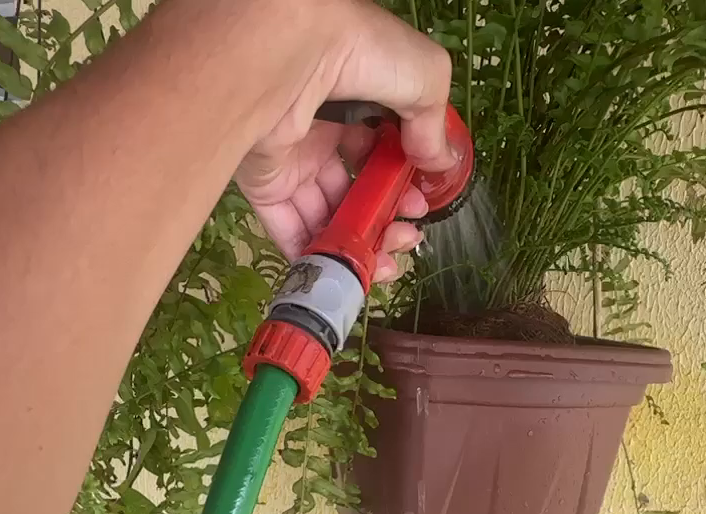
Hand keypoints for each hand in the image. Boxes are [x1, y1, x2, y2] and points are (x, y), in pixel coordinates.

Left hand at [235, 0, 456, 278]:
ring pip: (326, 215)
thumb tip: (440, 162)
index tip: (420, 204)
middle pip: (353, 191)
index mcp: (353, 100)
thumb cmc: (358, 52)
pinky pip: (288, 229)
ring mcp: (290, 159)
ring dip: (356, 244)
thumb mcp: (421, 76)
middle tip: (405, 237)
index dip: (401, 183)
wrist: (287, 52)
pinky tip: (341, 270)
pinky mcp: (265, 184)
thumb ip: (433, 123)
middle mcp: (320, 131)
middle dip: (384, 221)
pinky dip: (313, 254)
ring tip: (383, 260)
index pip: (377, 151)